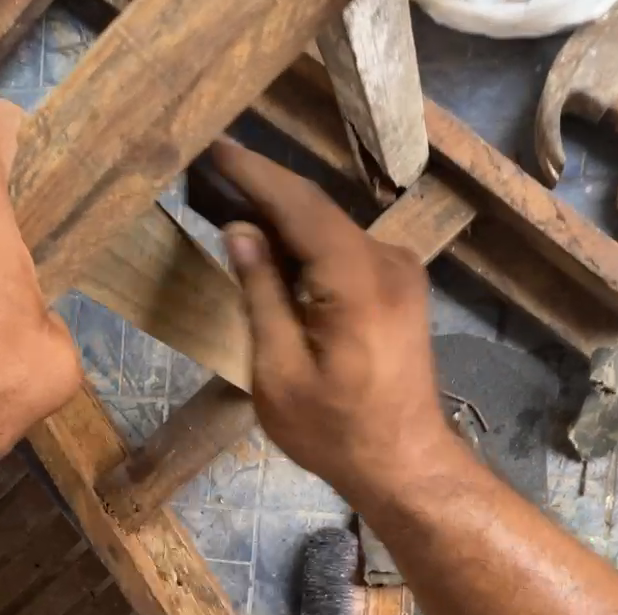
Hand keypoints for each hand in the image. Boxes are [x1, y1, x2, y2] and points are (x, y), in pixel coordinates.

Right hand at [210, 140, 458, 503]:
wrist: (404, 463)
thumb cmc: (335, 432)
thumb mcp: (280, 373)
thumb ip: (261, 296)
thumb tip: (241, 232)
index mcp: (358, 282)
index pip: (301, 207)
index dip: (255, 174)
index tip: (215, 149)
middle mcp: (389, 263)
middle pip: (318, 212)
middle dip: (265, 191)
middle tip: (213, 176)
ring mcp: (401, 274)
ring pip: (332, 230)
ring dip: (285, 220)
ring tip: (234, 208)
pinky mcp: (401, 289)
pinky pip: (346, 252)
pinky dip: (309, 246)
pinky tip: (277, 251)